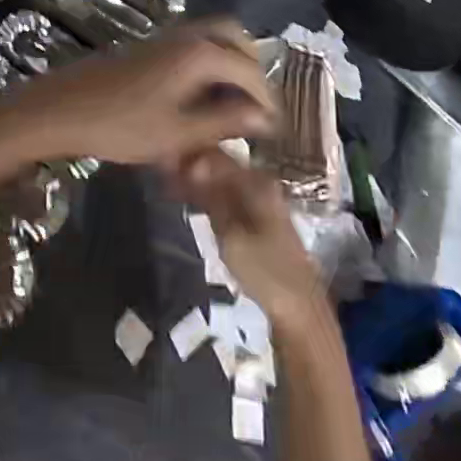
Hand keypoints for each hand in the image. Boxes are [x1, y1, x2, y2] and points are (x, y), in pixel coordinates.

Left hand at [0, 19, 277, 166]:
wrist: (60, 109)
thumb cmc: (121, 126)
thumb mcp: (179, 133)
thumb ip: (224, 122)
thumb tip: (263, 118)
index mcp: (201, 55)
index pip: (250, 71)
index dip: (266, 99)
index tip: (273, 126)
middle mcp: (188, 36)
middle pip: (235, 36)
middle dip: (251, 66)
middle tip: (255, 101)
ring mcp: (165, 37)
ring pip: (212, 36)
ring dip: (229, 60)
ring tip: (231, 99)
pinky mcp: (147, 45)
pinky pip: (191, 43)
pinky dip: (207, 60)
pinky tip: (198, 93)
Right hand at [170, 149, 323, 324]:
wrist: (298, 305)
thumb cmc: (265, 272)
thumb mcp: (232, 236)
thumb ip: (213, 198)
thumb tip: (194, 162)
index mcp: (259, 183)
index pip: (219, 158)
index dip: (191, 155)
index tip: (164, 157)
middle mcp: (263, 185)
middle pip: (222, 168)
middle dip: (193, 169)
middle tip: (162, 172)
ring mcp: (263, 202)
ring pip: (224, 184)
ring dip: (200, 184)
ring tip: (170, 185)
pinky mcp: (259, 219)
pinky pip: (230, 199)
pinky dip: (211, 200)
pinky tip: (191, 202)